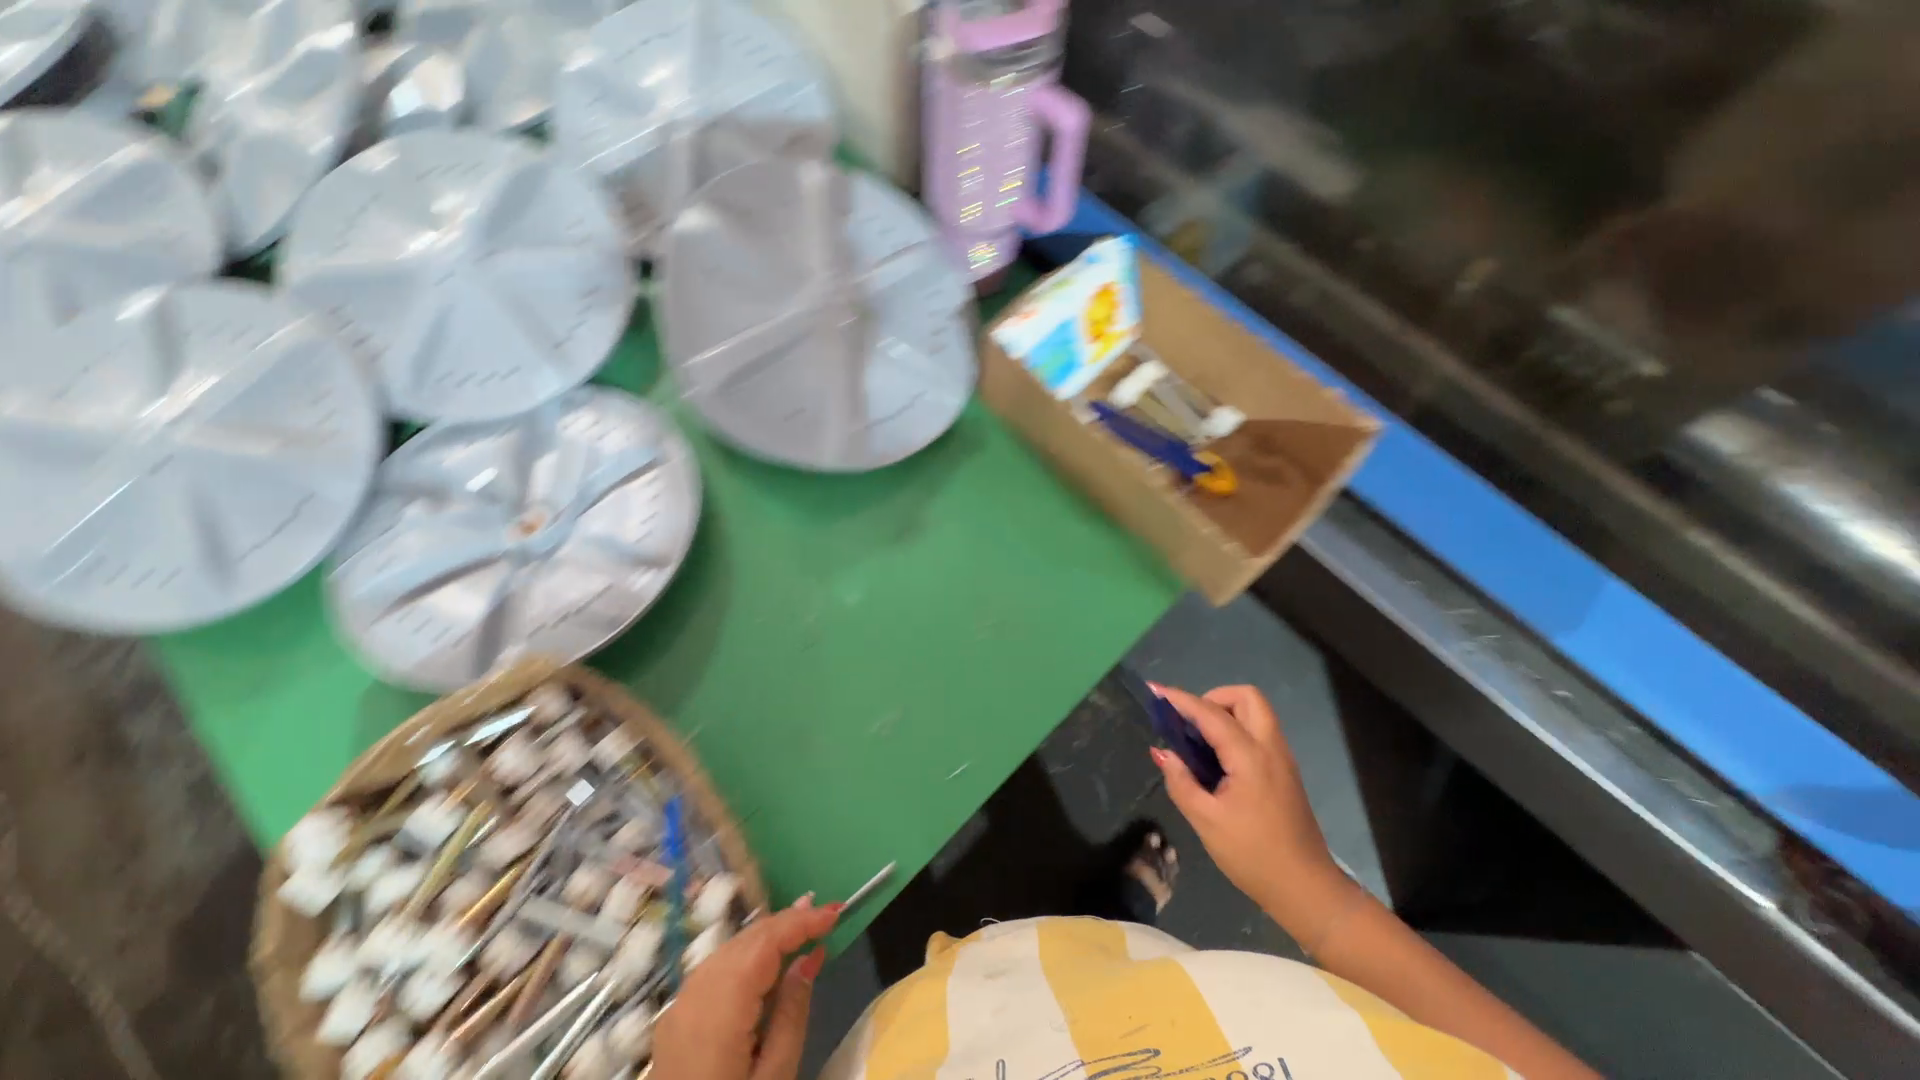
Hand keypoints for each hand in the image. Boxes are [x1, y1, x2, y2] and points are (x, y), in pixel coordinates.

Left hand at [651, 898, 840, 1079]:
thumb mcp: (776, 1073)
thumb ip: (791, 1010)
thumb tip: (808, 959)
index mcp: (720, 1009)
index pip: (764, 944)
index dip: (800, 923)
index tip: (836, 912)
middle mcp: (693, 996)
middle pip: (743, 941)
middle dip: (784, 923)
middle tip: (824, 912)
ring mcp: (678, 1008)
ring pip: (726, 952)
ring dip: (765, 937)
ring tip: (802, 929)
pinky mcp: (674, 1021)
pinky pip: (712, 972)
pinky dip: (743, 958)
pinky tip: (765, 963)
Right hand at [1148, 684, 1351, 935]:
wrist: (1304, 887)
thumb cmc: (1252, 855)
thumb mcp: (1206, 821)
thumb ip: (1181, 782)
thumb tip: (1163, 753)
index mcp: (1251, 757)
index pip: (1212, 714)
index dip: (1181, 700)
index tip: (1155, 691)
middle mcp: (1271, 748)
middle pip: (1247, 698)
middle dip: (1213, 698)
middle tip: (1187, 722)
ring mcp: (1282, 759)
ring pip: (1256, 714)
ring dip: (1226, 714)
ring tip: (1197, 741)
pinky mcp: (1285, 773)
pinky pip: (1259, 734)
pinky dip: (1236, 731)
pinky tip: (1216, 760)